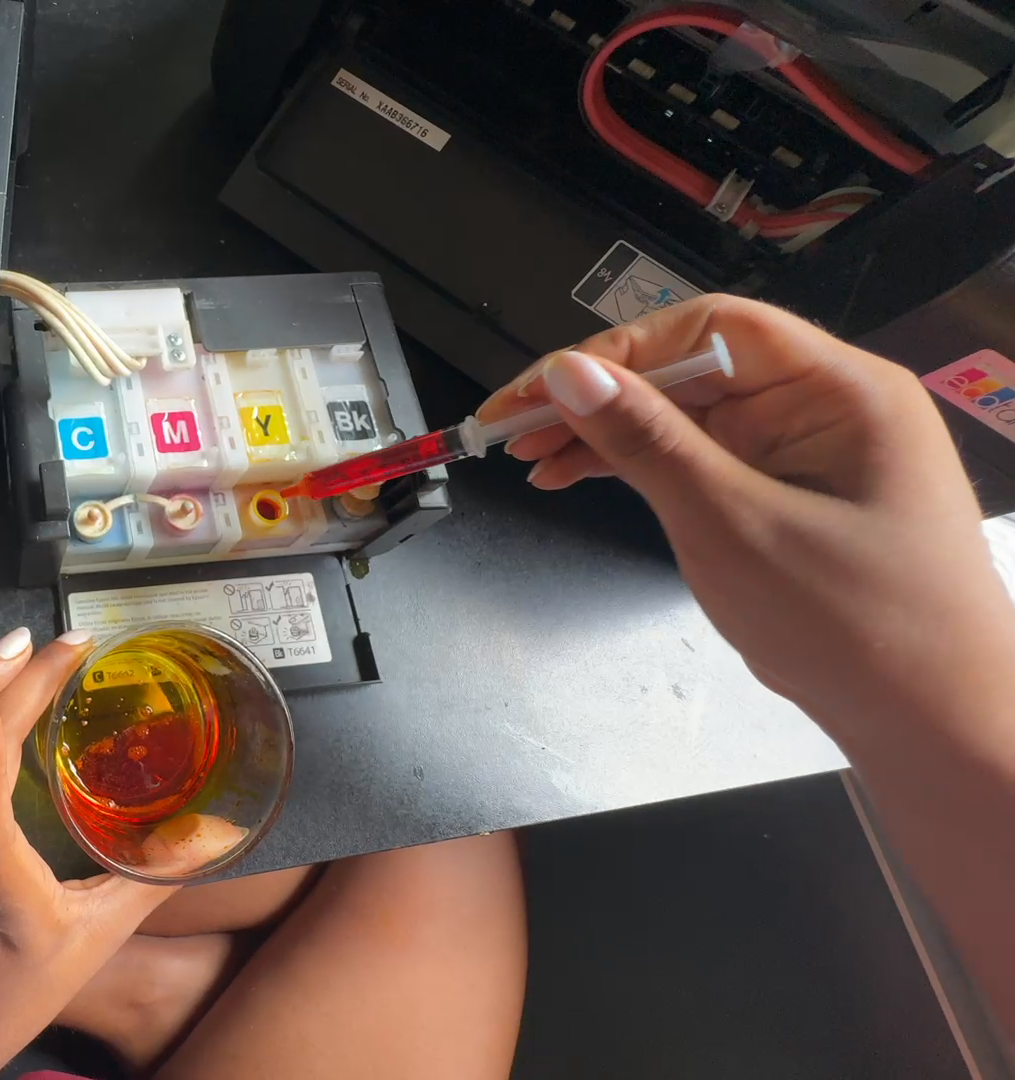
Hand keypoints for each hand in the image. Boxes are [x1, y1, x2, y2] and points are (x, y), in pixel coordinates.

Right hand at [477, 295, 1014, 743]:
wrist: (917, 712)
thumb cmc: (844, 616)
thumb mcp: (726, 519)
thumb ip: (644, 439)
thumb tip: (567, 374)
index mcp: (833, 389)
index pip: (707, 330)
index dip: (613, 351)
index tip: (537, 392)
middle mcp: (808, 403)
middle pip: (677, 368)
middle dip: (588, 395)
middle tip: (508, 428)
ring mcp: (781, 445)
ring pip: (664, 412)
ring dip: (589, 430)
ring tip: (524, 456)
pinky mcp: (755, 483)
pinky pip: (671, 452)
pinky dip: (613, 461)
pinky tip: (563, 475)